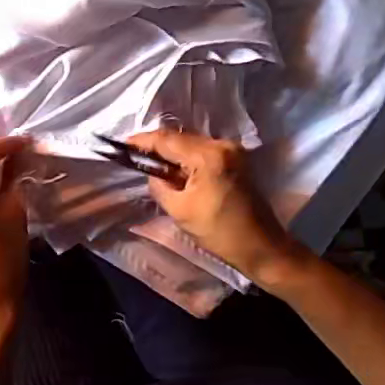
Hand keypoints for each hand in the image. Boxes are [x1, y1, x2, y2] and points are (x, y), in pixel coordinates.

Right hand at [128, 130, 308, 283]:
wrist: (261, 246)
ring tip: (152, 164)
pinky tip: (175, 170)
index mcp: (208, 156)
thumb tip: (152, 172)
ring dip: (172, 153)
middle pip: (180, 138)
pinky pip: (203, 151)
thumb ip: (160, 185)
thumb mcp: (180, 211)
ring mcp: (232, 150)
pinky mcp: (236, 159)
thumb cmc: (219, 232)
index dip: (142, 141)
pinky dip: (187, 158)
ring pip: (191, 143)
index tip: (123, 145)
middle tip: (135, 156)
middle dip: (156, 147)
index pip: (167, 140)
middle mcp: (222, 145)